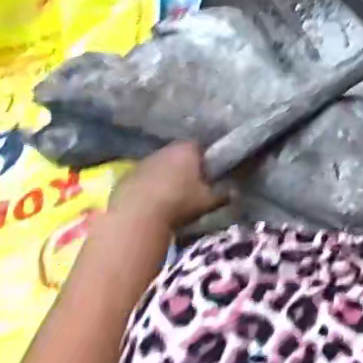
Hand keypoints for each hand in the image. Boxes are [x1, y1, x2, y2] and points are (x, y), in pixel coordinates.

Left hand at [106, 142, 230, 231]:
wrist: (136, 215)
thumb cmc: (178, 203)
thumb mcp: (207, 201)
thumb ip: (222, 195)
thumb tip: (234, 192)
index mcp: (188, 149)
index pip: (201, 147)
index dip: (205, 160)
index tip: (207, 175)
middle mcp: (166, 148)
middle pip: (179, 154)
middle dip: (184, 167)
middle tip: (189, 187)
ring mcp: (145, 160)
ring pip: (160, 165)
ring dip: (164, 176)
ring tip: (169, 197)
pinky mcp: (127, 175)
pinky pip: (143, 177)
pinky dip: (148, 186)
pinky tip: (150, 203)